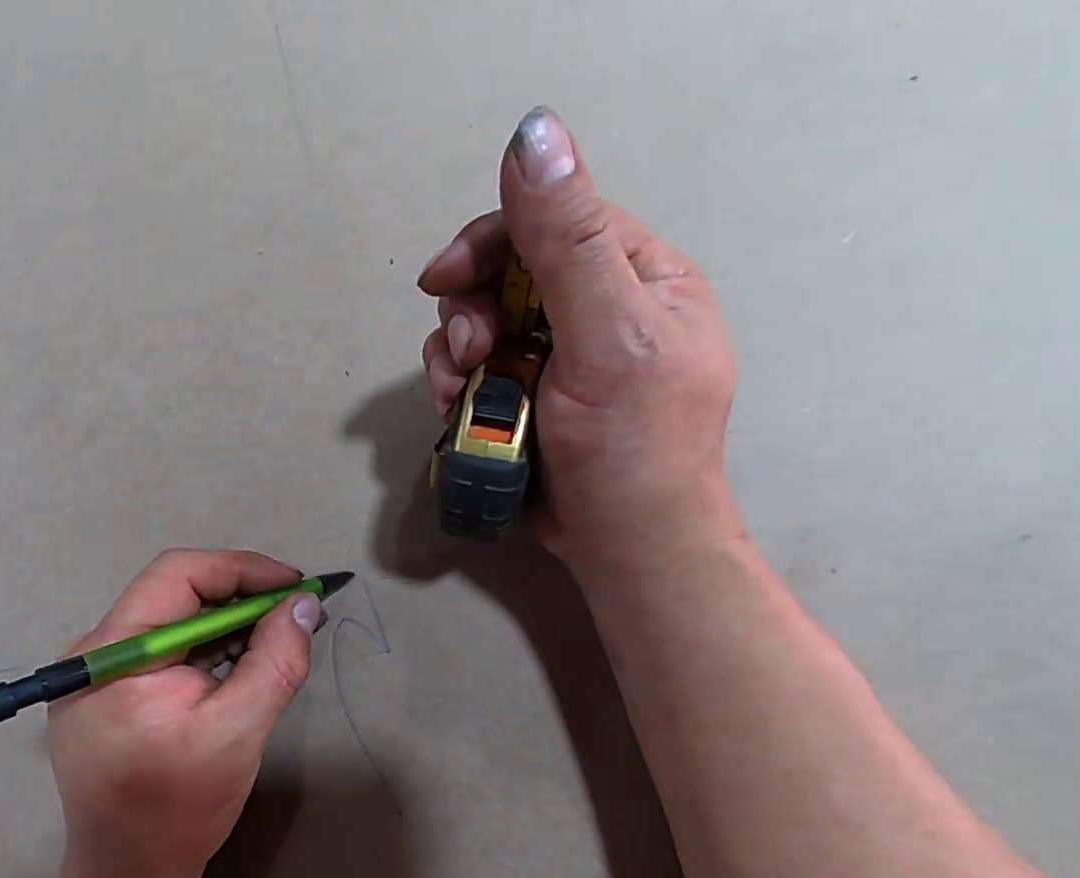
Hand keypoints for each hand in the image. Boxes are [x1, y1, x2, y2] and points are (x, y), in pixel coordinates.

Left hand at [47, 549, 323, 877]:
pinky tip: (241, 660)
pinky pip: (165, 648)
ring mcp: (98, 671)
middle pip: (174, 593)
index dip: (241, 568)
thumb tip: (304, 604)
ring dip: (227, 621)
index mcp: (113, 653)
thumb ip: (275, 661)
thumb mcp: (238, 734)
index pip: (177, 575)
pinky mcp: (109, 691)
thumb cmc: (178, 811)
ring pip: (173, 620)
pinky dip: (208, 646)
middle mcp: (96, 650)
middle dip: (240, 595)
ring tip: (275, 634)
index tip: (294, 585)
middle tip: (293, 610)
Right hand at [417, 107, 743, 566]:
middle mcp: (595, 308)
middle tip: (467, 356)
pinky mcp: (523, 396)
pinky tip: (456, 409)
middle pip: (506, 276)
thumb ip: (568, 241)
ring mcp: (555, 357)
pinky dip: (455, 385)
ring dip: (454, 354)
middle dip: (469, 312)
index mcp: (637, 277)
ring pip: (480, 325)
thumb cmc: (632, 445)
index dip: (491, 243)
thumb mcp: (609, 336)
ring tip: (459, 393)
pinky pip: (474, 370)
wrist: (623, 544)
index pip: (553, 226)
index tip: (442, 280)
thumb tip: (533, 131)